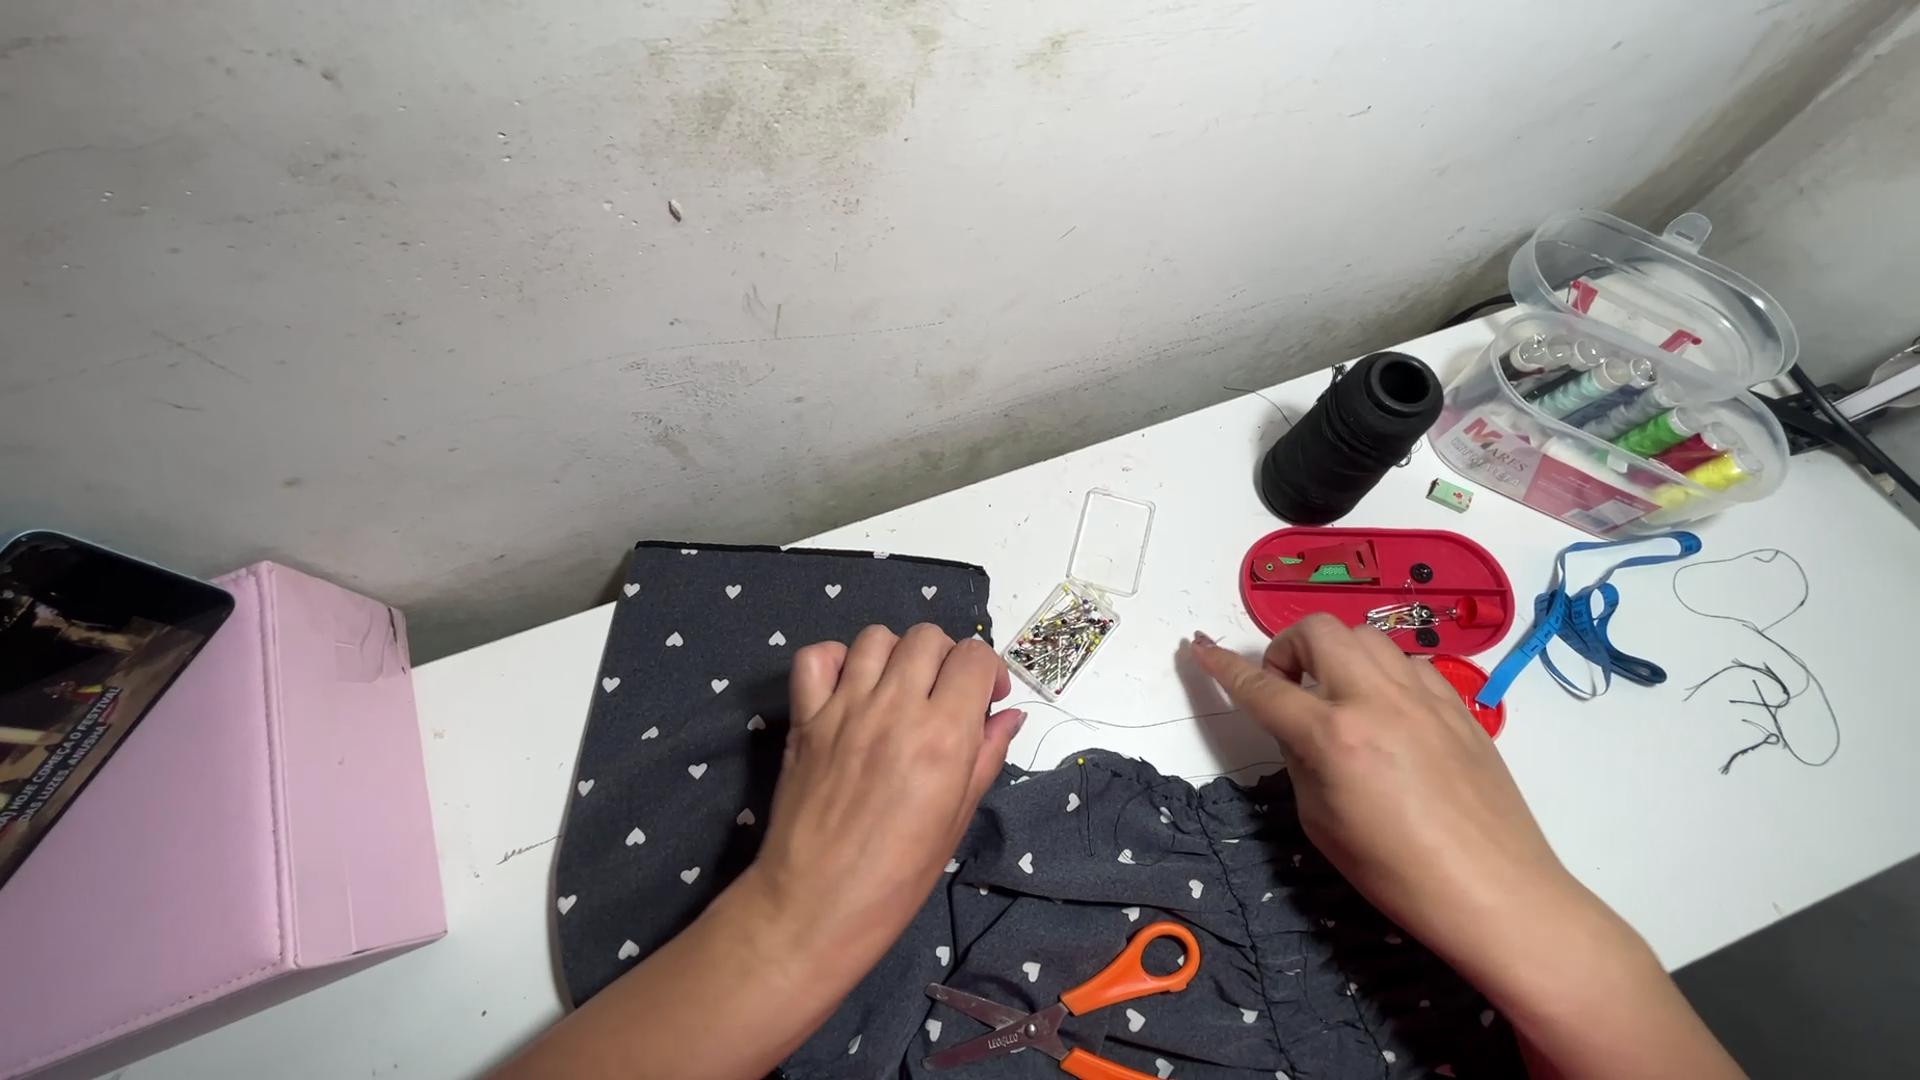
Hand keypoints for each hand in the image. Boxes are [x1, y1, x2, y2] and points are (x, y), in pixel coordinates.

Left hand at [747, 624, 1024, 980]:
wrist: (816, 905)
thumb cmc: (898, 875)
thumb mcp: (958, 818)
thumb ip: (986, 755)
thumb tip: (1009, 715)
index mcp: (943, 735)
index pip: (973, 656)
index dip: (987, 670)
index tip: (986, 697)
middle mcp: (895, 708)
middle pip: (928, 637)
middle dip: (946, 657)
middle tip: (944, 694)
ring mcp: (844, 708)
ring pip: (876, 637)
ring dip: (897, 654)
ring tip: (899, 688)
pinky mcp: (805, 717)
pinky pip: (816, 657)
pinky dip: (836, 659)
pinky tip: (850, 687)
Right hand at [1192, 616, 1575, 959]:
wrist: (1498, 897)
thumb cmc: (1396, 874)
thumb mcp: (1319, 819)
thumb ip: (1299, 757)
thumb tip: (1298, 726)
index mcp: (1334, 737)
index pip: (1262, 687)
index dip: (1223, 665)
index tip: (1201, 648)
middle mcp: (1376, 702)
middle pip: (1317, 630)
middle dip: (1287, 647)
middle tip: (1288, 686)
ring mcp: (1424, 699)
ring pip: (1365, 635)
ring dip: (1336, 654)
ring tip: (1337, 695)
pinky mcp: (1459, 707)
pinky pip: (1407, 663)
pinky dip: (1381, 673)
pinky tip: (1387, 710)